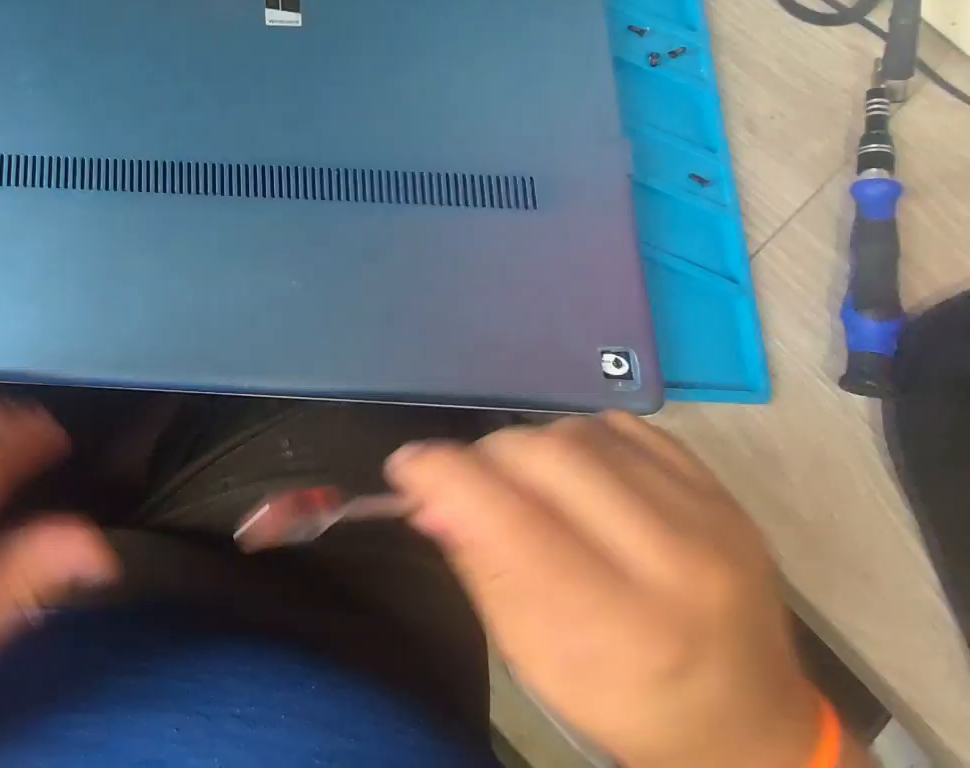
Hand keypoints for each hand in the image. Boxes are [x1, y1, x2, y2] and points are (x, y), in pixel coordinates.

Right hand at [385, 412, 837, 767]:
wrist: (745, 721)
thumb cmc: (617, 695)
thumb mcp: (528, 652)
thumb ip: (477, 563)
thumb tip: (425, 493)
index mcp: (615, 621)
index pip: (508, 514)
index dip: (440, 474)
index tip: (406, 467)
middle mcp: (672, 562)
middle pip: (543, 453)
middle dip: (483, 456)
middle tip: (468, 482)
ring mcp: (710, 521)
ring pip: (580, 431)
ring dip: (529, 447)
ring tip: (526, 484)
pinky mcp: (726, 497)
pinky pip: (627, 428)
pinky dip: (580, 440)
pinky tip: (575, 475)